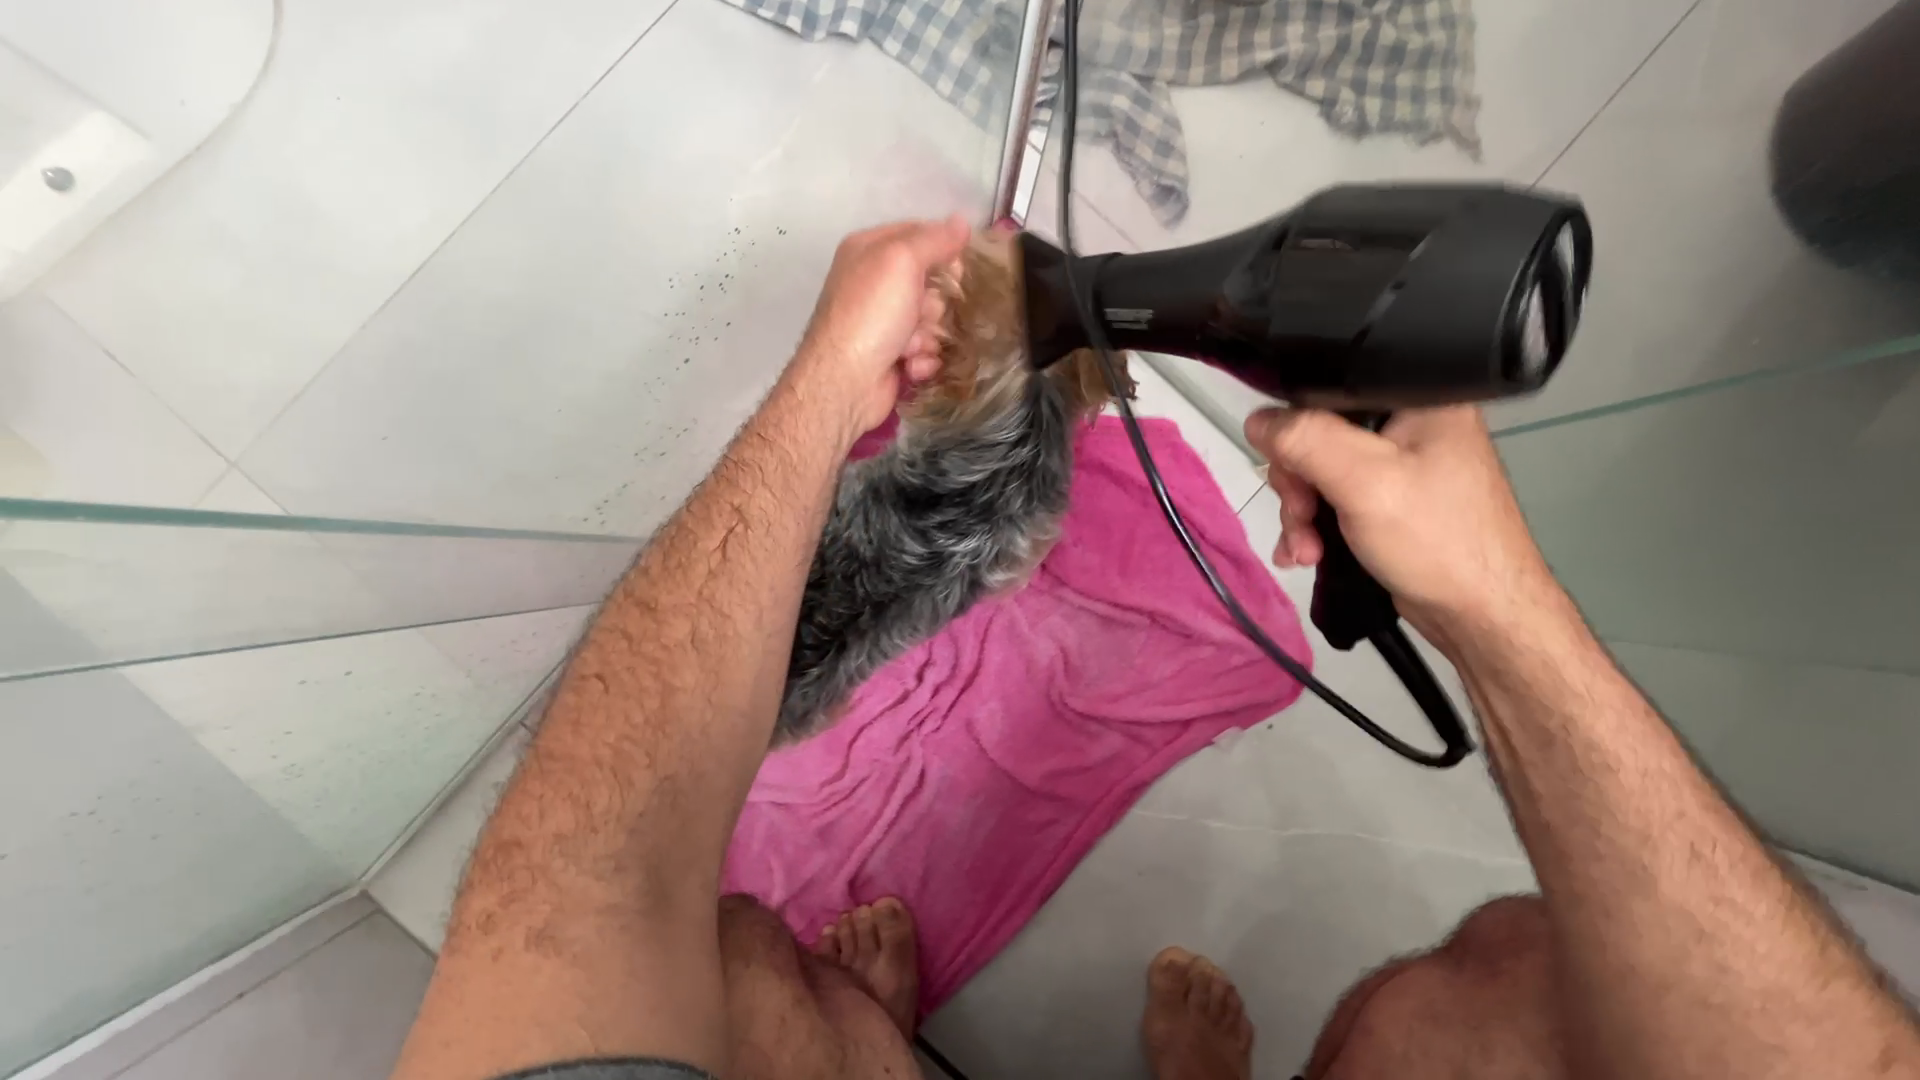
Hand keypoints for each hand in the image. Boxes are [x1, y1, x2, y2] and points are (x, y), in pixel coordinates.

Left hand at [788, 216, 970, 446]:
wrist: (845, 382)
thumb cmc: (871, 315)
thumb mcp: (902, 262)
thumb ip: (934, 239)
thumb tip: (962, 222)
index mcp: (869, 251)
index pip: (919, 235)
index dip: (943, 251)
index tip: (957, 268)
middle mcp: (874, 283)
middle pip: (930, 282)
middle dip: (934, 303)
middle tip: (923, 313)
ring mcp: (882, 322)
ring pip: (932, 320)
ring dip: (928, 336)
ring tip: (910, 346)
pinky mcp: (891, 355)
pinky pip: (925, 350)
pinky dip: (922, 359)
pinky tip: (910, 365)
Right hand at [1243, 405, 1565, 647]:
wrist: (1480, 614)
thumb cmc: (1436, 540)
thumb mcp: (1364, 481)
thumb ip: (1306, 441)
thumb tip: (1258, 421)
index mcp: (1419, 399)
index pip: (1331, 391)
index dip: (1297, 428)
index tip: (1290, 472)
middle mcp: (1411, 425)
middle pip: (1319, 437)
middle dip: (1298, 485)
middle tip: (1303, 519)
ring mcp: (1401, 466)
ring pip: (1320, 473)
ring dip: (1302, 514)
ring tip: (1306, 551)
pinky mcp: (1390, 501)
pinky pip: (1334, 499)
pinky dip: (1314, 527)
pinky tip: (1308, 553)